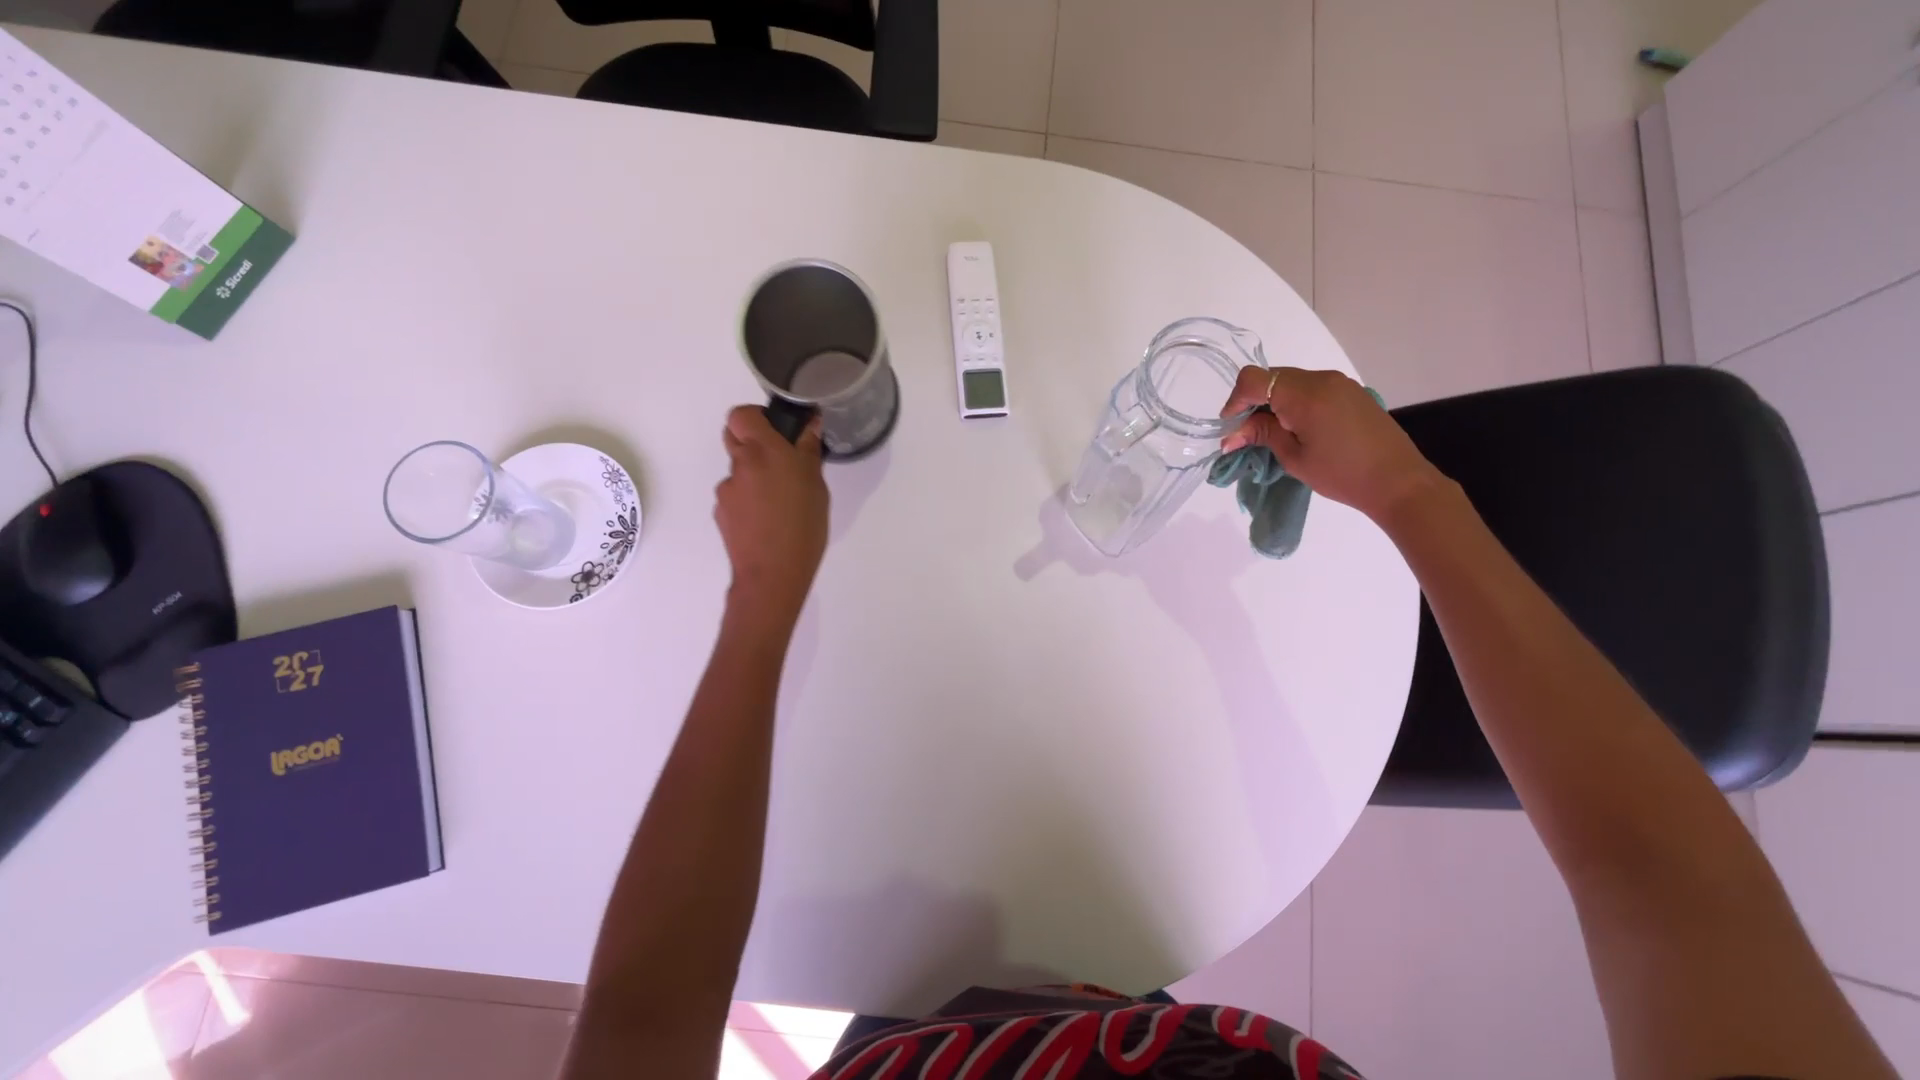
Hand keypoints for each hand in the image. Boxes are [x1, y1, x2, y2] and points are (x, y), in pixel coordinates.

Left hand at [715, 405, 829, 627]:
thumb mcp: (816, 485)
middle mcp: (740, 465)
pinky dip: (748, 501)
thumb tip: (809, 423)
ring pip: (738, 471)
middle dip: (753, 442)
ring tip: (779, 503)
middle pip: (734, 437)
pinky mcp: (721, 513)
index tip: (776, 430)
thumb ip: (808, 450)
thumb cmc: (803, 526)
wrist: (772, 574)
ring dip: (754, 477)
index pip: (741, 414)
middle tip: (778, 461)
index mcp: (764, 451)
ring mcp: (726, 490)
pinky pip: (736, 496)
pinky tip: (767, 521)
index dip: (756, 417)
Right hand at [1220, 367, 1444, 522]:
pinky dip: (1296, 403)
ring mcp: (1340, 383)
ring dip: (1275, 402)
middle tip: (1247, 435)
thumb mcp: (1294, 458)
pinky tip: (1299, 429)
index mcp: (1304, 394)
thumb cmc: (1342, 474)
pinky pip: (1312, 388)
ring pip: (1292, 382)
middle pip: (1272, 377)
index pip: (1254, 379)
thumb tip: (1233, 433)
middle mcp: (1321, 379)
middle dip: (1253, 402)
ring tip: (1273, 434)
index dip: (1235, 400)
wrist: (1398, 481)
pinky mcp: (1352, 392)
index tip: (1231, 427)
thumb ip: (1263, 435)